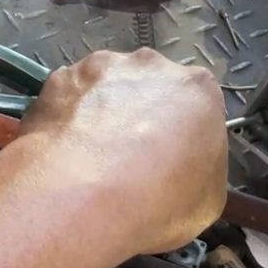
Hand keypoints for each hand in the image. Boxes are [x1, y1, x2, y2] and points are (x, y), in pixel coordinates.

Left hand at [18, 49, 226, 255]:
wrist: (85, 197)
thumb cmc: (159, 202)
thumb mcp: (207, 200)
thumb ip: (200, 168)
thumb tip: (182, 170)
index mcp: (197, 89)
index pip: (194, 104)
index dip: (179, 132)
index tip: (167, 157)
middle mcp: (150, 66)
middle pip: (147, 85)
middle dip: (139, 113)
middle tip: (126, 156)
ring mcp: (100, 67)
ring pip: (104, 87)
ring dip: (100, 111)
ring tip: (88, 156)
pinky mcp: (60, 79)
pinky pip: (67, 96)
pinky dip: (65, 118)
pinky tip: (61, 151)